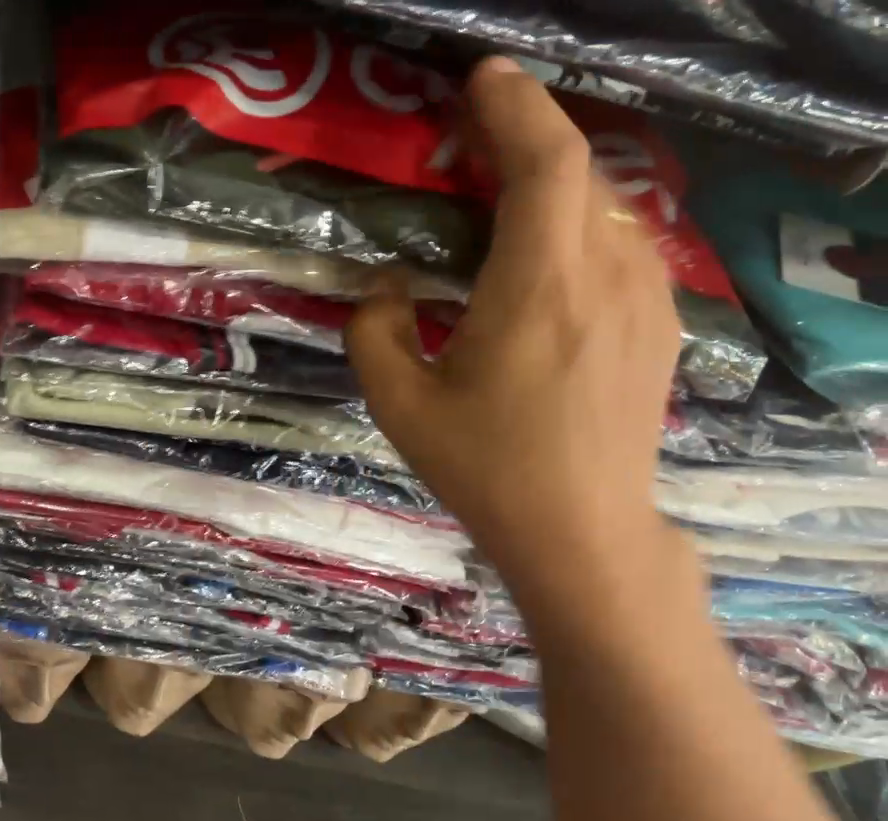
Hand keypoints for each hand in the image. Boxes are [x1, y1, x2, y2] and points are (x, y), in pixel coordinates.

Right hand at [347, 57, 682, 597]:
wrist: (580, 527)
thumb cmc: (481, 466)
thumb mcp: (399, 404)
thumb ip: (377, 331)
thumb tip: (389, 285)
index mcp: (537, 289)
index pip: (544, 165)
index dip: (514, 110)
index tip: (481, 79)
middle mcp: (605, 275)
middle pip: (577, 175)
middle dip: (524, 143)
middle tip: (465, 149)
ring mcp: (645, 297)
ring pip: (603, 208)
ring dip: (550, 190)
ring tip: (496, 206)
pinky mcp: (658, 322)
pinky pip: (619, 247)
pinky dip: (575, 229)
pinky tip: (537, 264)